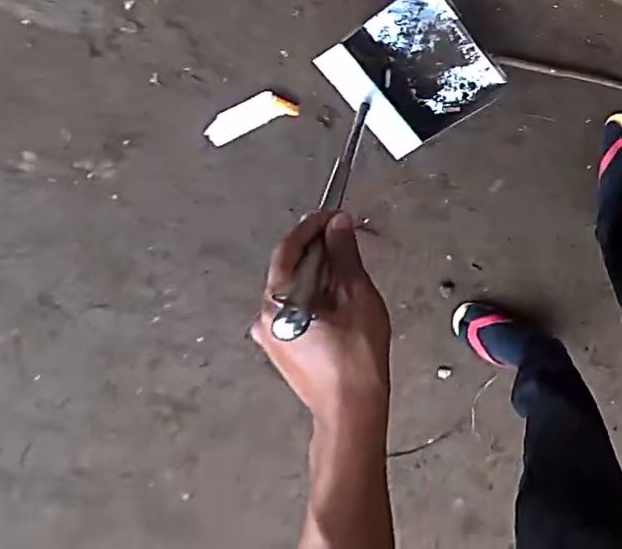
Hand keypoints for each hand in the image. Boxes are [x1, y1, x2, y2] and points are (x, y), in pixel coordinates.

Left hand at [252, 211, 391, 421]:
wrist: (350, 406)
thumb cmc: (356, 354)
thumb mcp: (356, 293)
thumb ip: (344, 254)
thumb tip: (338, 224)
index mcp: (278, 303)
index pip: (288, 249)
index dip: (312, 226)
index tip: (334, 214)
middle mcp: (264, 318)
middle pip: (289, 267)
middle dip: (319, 247)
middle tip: (347, 236)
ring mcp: (269, 334)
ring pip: (293, 286)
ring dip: (319, 269)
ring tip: (350, 265)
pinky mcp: (281, 344)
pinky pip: (295, 304)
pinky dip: (316, 289)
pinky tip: (340, 293)